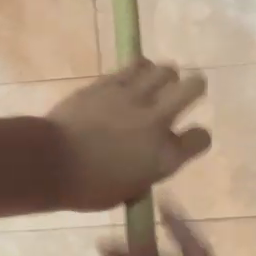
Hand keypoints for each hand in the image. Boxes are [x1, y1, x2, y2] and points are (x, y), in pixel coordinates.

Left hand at [47, 60, 210, 211]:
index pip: (200, 138)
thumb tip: (144, 159)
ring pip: (162, 71)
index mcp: (166, 157)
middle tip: (193, 84)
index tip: (192, 135)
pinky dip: (140, 66)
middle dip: (195, 85)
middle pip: (190, 89)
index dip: (198, 137)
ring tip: (162, 77)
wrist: (54, 160)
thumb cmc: (90, 187)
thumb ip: (146, 170)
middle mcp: (157, 122)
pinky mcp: (109, 83)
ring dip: (165, 74)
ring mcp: (133, 98)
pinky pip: (134, 66)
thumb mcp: (130, 190)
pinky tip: (138, 68)